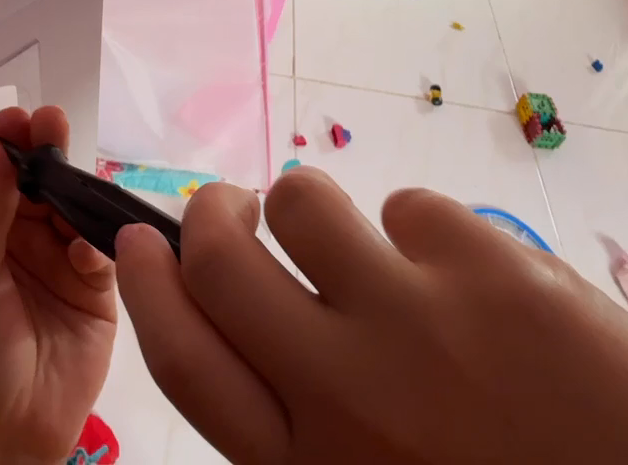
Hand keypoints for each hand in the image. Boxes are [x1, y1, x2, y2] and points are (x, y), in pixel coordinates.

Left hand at [0, 106, 116, 464]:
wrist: (4, 442)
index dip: (8, 143)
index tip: (17, 118)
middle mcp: (24, 238)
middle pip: (42, 181)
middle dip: (46, 149)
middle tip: (51, 121)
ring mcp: (62, 261)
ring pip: (75, 206)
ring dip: (75, 185)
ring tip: (73, 164)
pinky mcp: (97, 288)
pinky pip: (101, 249)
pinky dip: (95, 239)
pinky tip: (82, 245)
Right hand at [116, 169, 627, 463]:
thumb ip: (299, 428)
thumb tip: (226, 314)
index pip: (185, 360)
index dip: (148, 287)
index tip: (136, 241)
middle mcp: (350, 394)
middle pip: (221, 260)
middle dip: (208, 212)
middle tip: (222, 205)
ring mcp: (421, 321)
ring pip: (303, 199)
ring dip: (306, 203)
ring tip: (350, 237)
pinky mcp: (491, 267)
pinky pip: (408, 205)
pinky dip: (420, 231)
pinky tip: (469, 279)